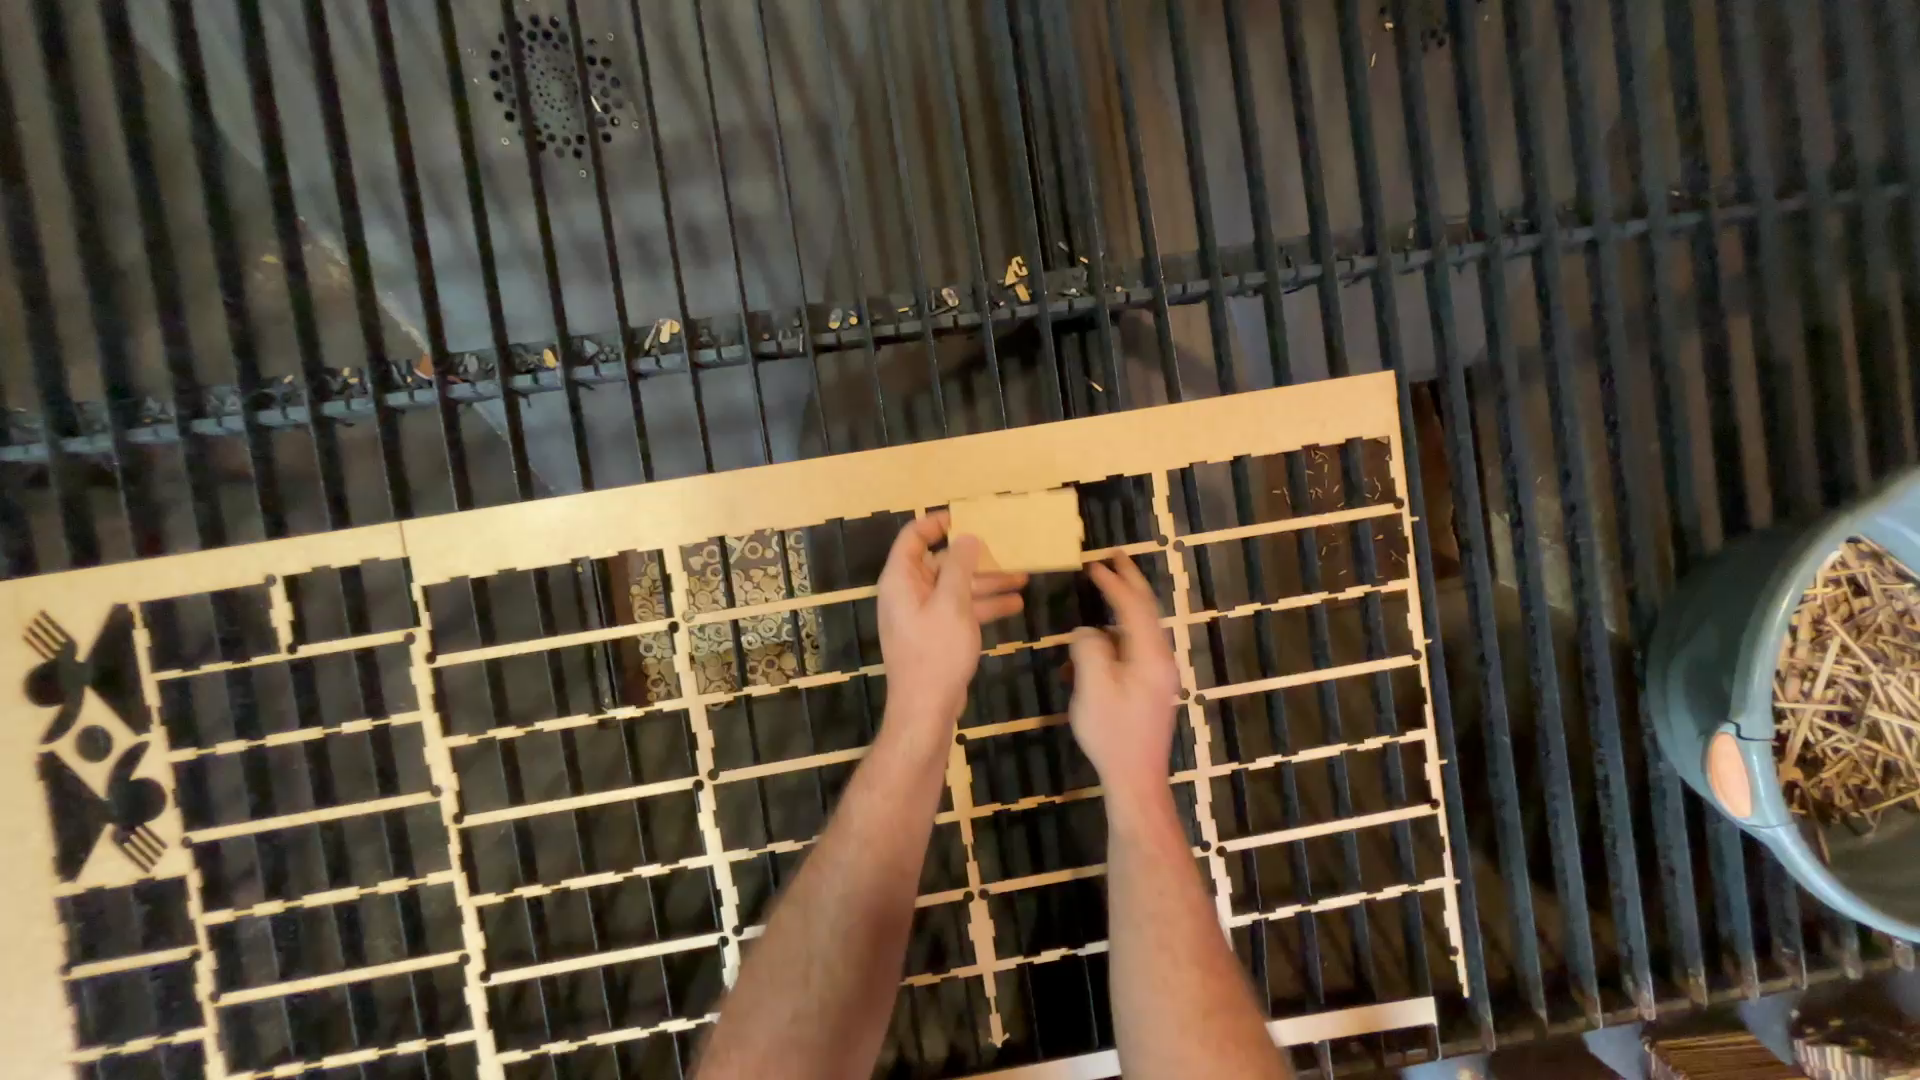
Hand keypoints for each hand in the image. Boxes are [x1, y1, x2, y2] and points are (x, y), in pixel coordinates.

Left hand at [877, 512, 1027, 729]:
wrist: (925, 709)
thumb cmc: (935, 652)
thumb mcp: (951, 604)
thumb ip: (959, 567)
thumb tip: (967, 537)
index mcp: (901, 579)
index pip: (913, 537)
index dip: (937, 522)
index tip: (967, 516)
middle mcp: (908, 592)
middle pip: (941, 562)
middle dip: (976, 557)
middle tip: (1008, 549)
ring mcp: (922, 615)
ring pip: (956, 588)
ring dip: (987, 583)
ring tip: (1022, 579)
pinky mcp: (936, 634)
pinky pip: (960, 610)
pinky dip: (983, 606)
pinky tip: (1014, 605)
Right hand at [1068, 555, 1179, 797]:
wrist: (1136, 779)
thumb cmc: (1113, 733)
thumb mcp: (1093, 687)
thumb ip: (1088, 649)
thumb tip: (1086, 632)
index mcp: (1150, 655)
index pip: (1133, 606)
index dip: (1113, 582)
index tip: (1093, 563)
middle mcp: (1161, 659)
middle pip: (1145, 611)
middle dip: (1129, 582)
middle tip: (1115, 556)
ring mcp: (1158, 675)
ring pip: (1135, 633)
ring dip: (1113, 619)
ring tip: (1093, 610)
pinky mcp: (1150, 689)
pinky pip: (1129, 655)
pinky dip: (1109, 648)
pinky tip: (1083, 663)